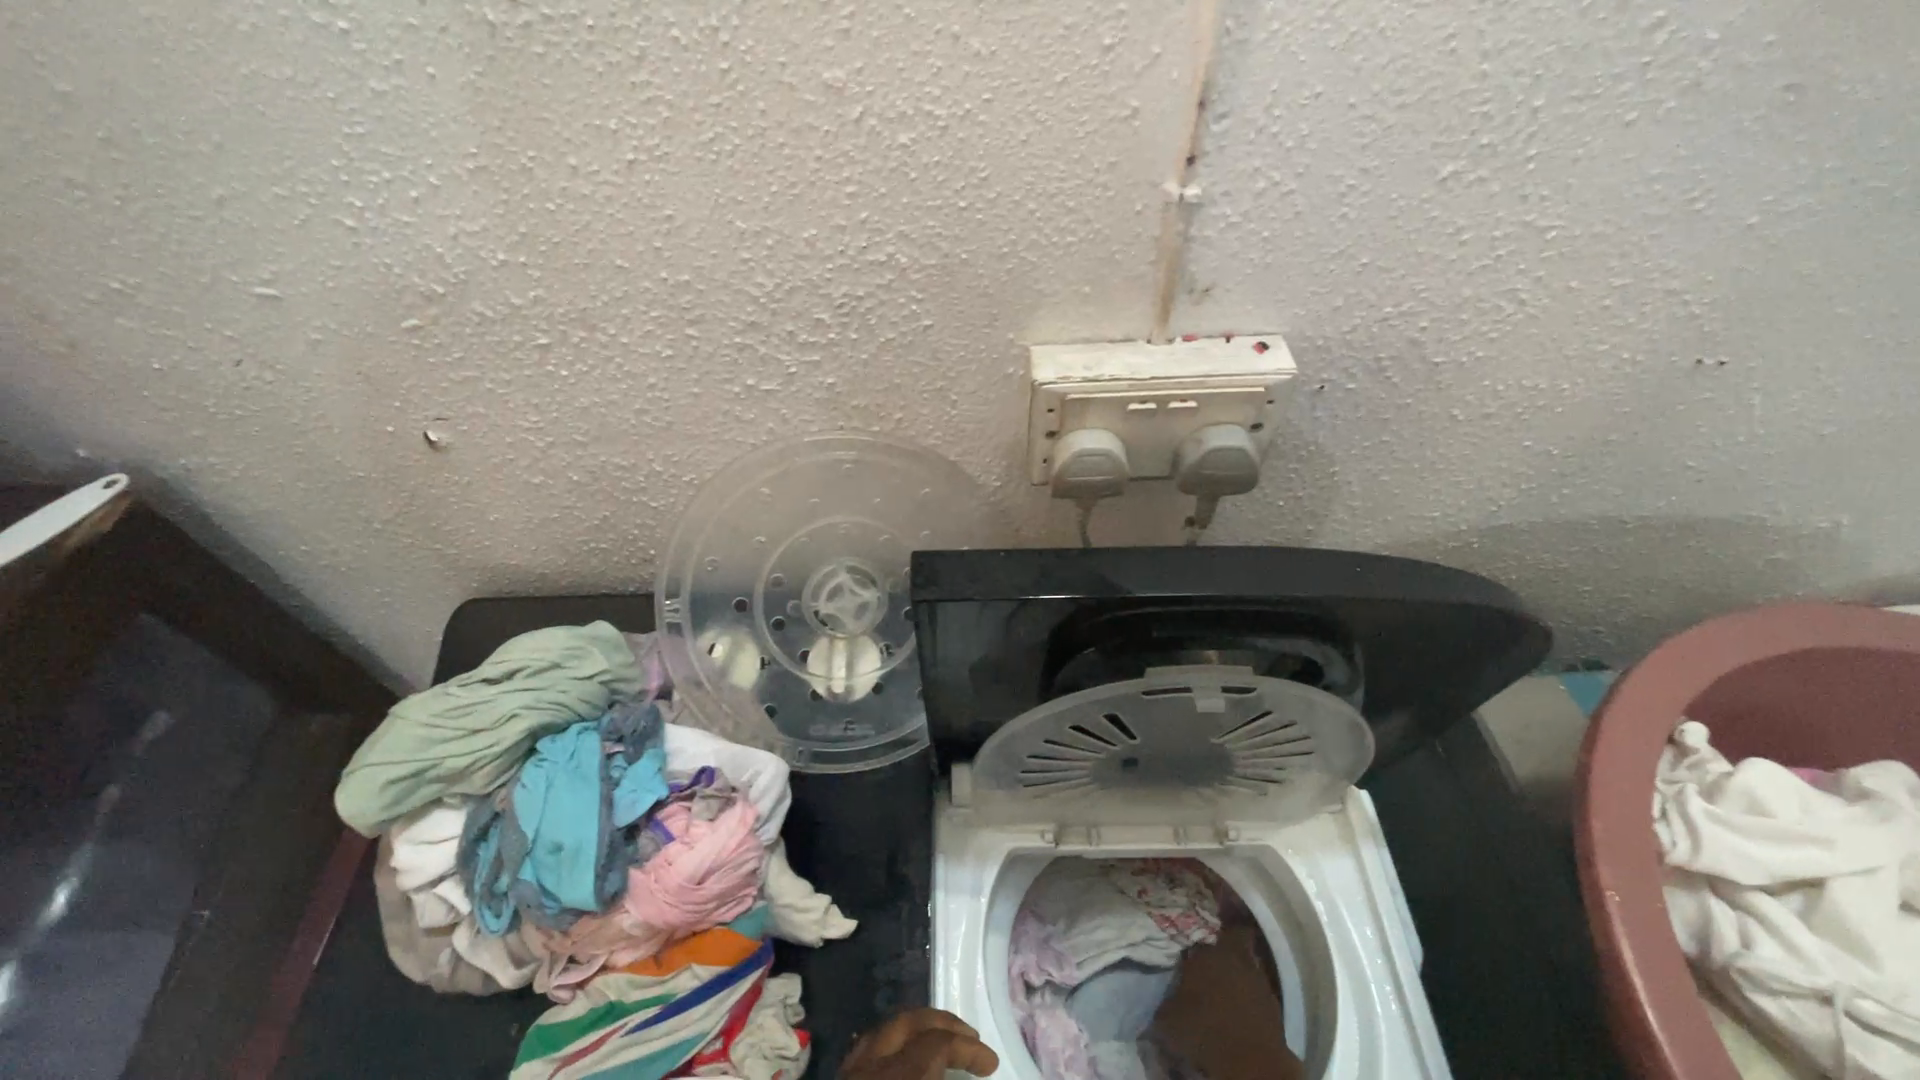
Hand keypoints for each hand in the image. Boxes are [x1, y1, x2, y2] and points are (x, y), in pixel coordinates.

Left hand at [840, 1008, 1000, 1079]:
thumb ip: (947, 1078)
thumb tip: (973, 1068)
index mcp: (898, 1076)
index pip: (937, 1044)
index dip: (968, 1050)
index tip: (991, 1064)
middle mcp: (868, 1066)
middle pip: (907, 1023)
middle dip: (943, 1023)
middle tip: (969, 1038)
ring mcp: (848, 1072)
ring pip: (881, 1031)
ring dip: (915, 1029)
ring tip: (939, 1040)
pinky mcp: (837, 1079)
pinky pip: (863, 1049)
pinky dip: (889, 1044)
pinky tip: (900, 1057)